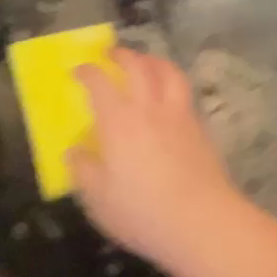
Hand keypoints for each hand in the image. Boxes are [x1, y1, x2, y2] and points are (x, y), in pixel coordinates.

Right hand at [66, 48, 251, 273]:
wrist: (202, 223)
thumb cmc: (143, 213)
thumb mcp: (98, 200)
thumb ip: (83, 170)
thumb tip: (73, 150)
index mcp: (119, 121)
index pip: (99, 82)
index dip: (87, 71)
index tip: (78, 70)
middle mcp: (149, 108)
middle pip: (137, 65)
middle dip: (122, 54)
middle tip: (111, 54)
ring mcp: (179, 115)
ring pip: (168, 72)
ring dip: (153, 60)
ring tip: (145, 62)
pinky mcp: (201, 128)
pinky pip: (184, 93)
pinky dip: (172, 84)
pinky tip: (169, 97)